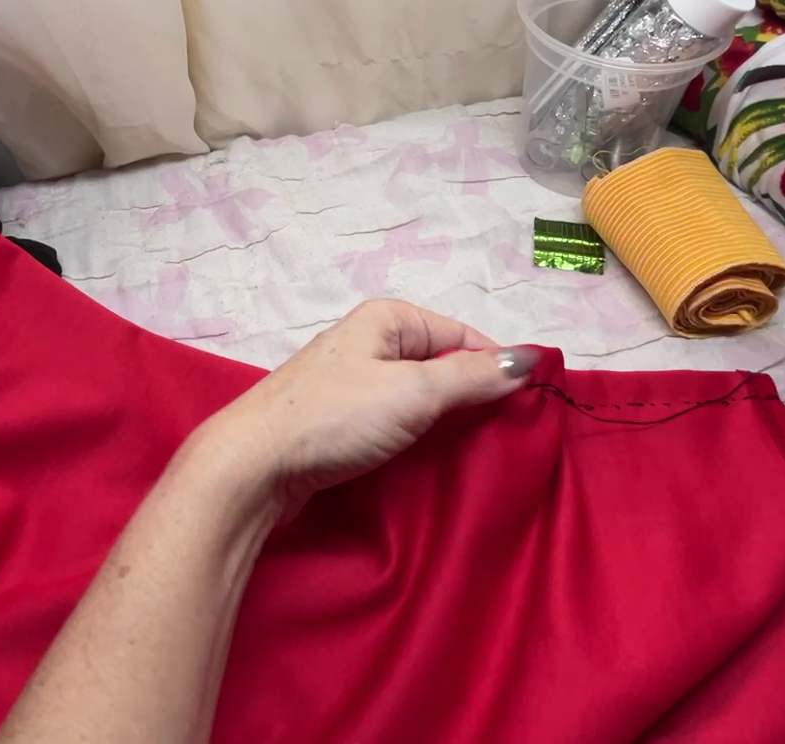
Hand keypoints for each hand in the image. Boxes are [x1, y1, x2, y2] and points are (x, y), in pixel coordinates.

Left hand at [197, 299, 538, 517]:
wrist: (255, 465)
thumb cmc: (336, 416)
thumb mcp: (414, 392)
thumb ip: (474, 377)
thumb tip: (529, 359)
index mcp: (388, 319)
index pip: (462, 336)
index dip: (497, 368)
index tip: (528, 410)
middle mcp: (370, 341)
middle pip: (441, 365)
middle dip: (472, 398)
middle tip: (505, 438)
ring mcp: (352, 380)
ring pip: (418, 396)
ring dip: (443, 422)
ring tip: (473, 454)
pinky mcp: (340, 417)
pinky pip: (393, 418)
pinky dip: (415, 437)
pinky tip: (430, 462)